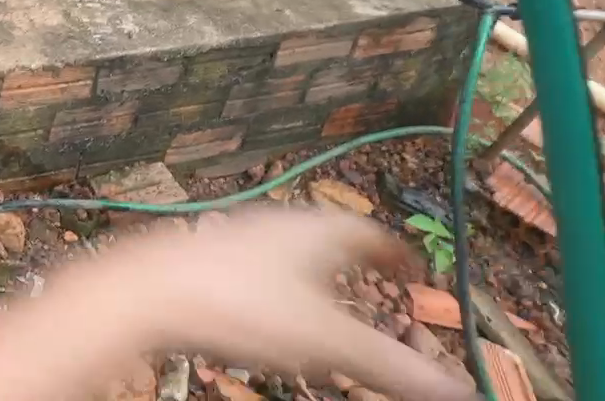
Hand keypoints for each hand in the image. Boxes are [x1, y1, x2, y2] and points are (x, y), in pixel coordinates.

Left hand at [72, 207, 475, 400]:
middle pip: (322, 232)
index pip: (362, 230)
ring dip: (312, 268)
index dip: (391, 250)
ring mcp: (232, 233)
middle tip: (375, 277)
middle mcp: (270, 222)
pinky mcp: (202, 252)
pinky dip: (278, 279)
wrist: (144, 289)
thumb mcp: (327, 341)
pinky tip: (267, 304)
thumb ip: (391, 366)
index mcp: (308, 230)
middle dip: (352, 255)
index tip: (411, 267)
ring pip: (285, 244)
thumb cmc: (240, 306)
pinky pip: (254, 259)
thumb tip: (460, 391)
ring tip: (327, 295)